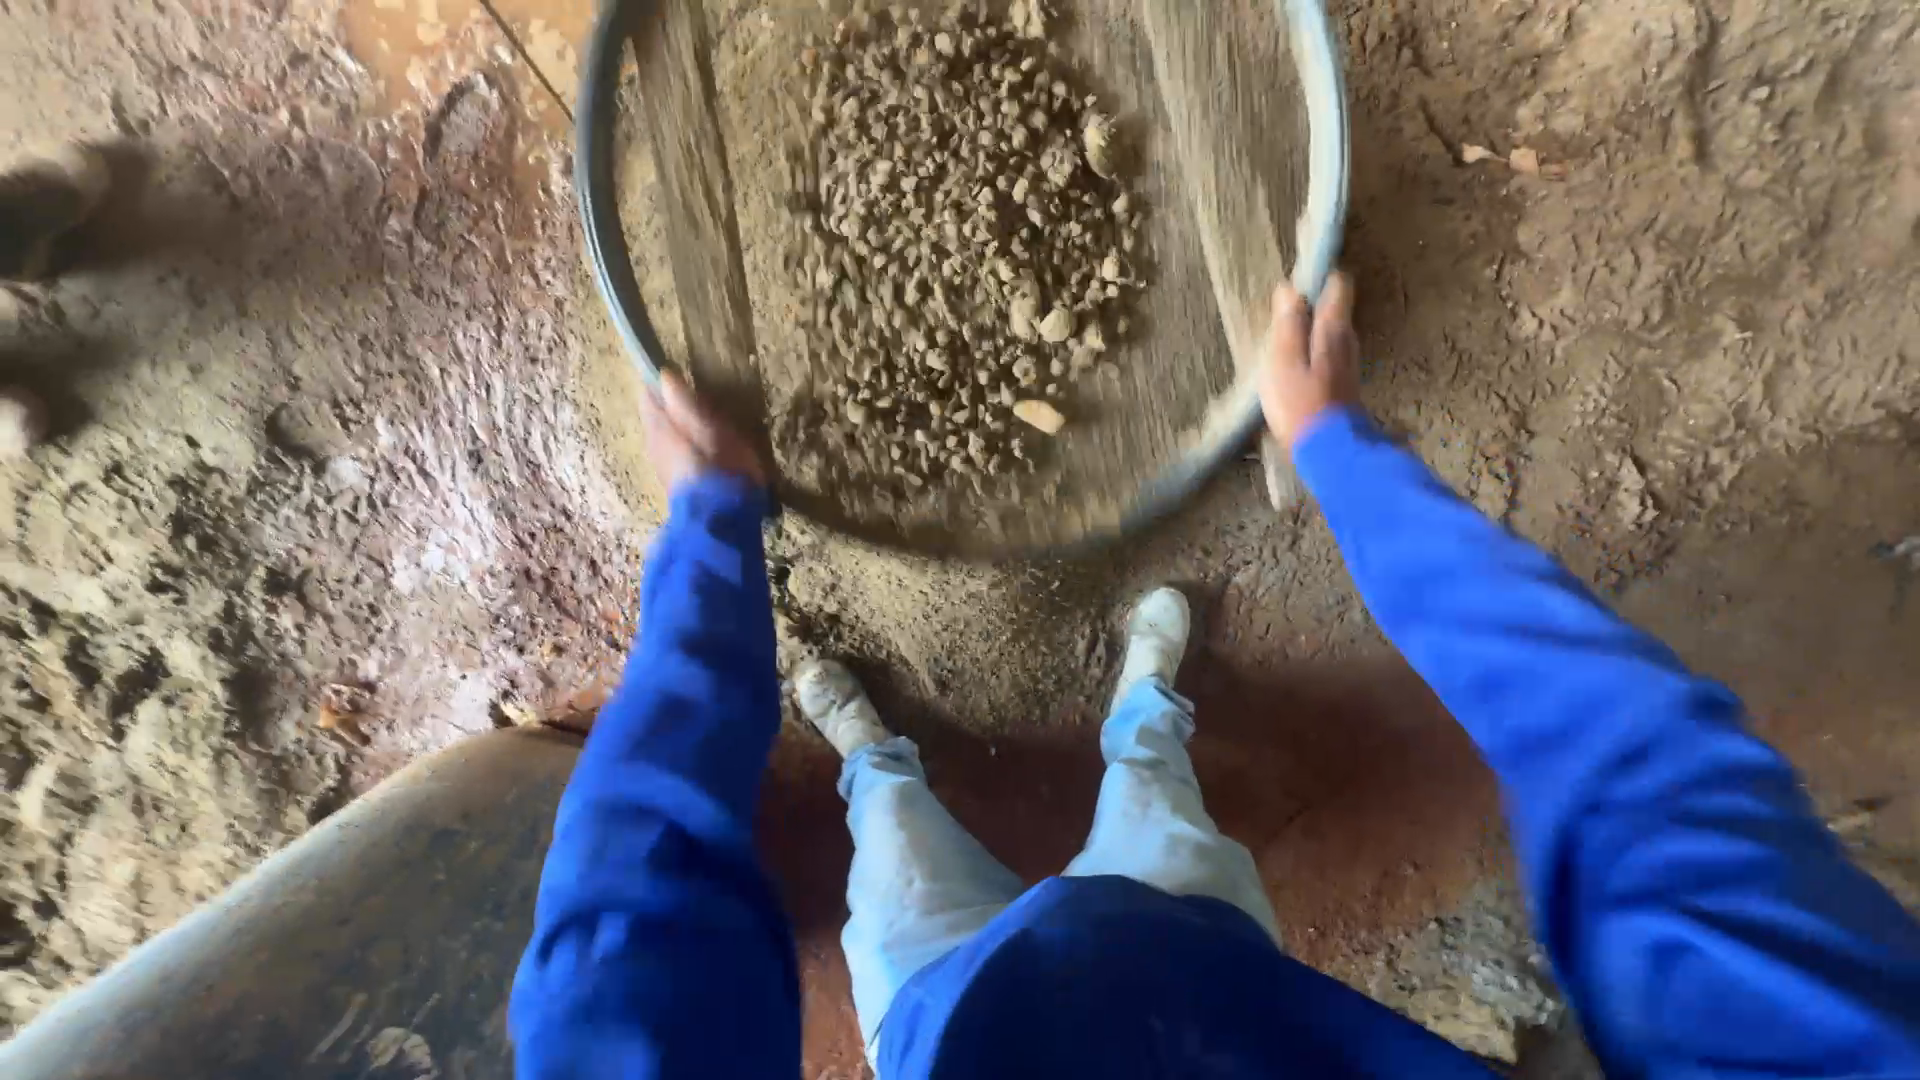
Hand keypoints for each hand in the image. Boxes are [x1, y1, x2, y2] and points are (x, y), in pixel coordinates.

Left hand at [640, 372, 765, 493]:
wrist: (720, 515)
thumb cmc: (717, 466)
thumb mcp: (705, 427)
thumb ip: (684, 402)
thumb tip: (664, 374)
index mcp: (658, 427)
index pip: (649, 395)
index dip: (662, 384)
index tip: (683, 379)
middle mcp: (654, 444)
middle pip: (658, 416)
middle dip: (674, 407)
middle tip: (701, 403)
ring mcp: (664, 465)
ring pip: (668, 436)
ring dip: (683, 428)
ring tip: (708, 426)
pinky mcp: (678, 482)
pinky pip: (680, 454)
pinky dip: (690, 447)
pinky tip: (709, 452)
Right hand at [1258, 271, 1360, 448]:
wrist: (1328, 449)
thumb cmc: (1299, 402)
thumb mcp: (1283, 360)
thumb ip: (1287, 323)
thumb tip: (1288, 289)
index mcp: (1333, 329)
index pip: (1338, 286)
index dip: (1318, 279)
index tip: (1294, 287)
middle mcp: (1347, 340)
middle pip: (1334, 310)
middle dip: (1310, 307)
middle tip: (1279, 319)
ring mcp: (1348, 364)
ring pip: (1330, 334)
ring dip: (1310, 332)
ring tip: (1282, 344)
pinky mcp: (1343, 384)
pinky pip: (1327, 355)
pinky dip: (1312, 353)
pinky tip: (1294, 369)